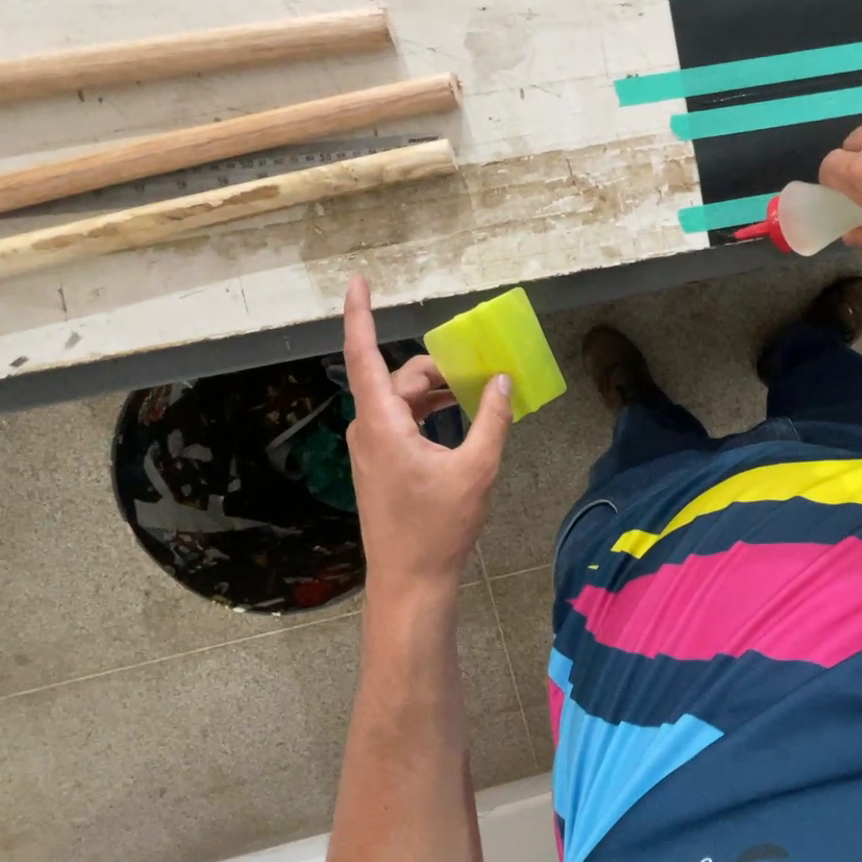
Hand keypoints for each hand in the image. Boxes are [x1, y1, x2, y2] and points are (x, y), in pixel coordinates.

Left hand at [341, 275, 512, 608]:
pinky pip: (404, 423)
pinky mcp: (382, 466)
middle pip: (399, 379)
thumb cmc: (440, 526)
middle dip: (439, 368)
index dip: (359, 315)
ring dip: (439, 392)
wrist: (411, 581)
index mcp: (383, 424)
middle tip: (482, 369)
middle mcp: (368, 430)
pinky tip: (464, 420)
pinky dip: (432, 413)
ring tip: (480, 394)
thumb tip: (503, 381)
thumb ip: (492, 420)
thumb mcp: (477, 469)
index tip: (358, 281)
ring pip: (403, 402)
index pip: (363, 356)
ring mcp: (372, 450)